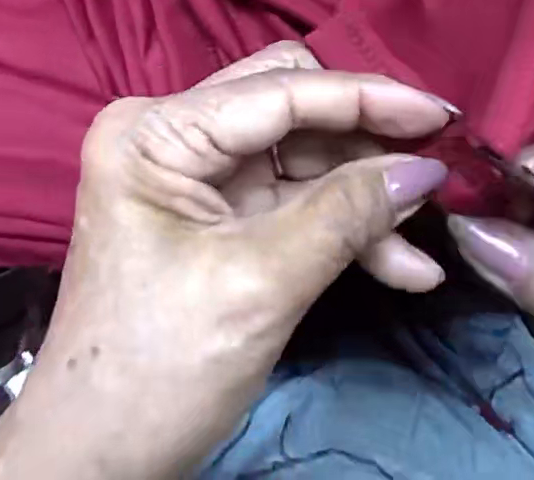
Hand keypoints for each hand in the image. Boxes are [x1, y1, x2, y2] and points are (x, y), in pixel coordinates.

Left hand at [0, 42, 454, 479]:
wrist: (95, 469)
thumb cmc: (156, 374)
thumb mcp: (261, 286)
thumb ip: (348, 214)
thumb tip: (427, 168)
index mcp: (158, 131)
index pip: (281, 91)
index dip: (367, 98)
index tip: (439, 113)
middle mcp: (176, 131)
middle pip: (296, 103)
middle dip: (365, 136)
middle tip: (432, 159)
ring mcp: (201, 169)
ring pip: (308, 149)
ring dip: (365, 189)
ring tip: (425, 225)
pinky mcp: (225, 206)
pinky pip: (301, 193)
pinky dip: (348, 223)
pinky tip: (402, 263)